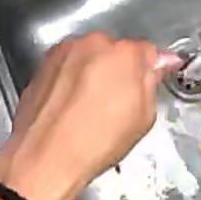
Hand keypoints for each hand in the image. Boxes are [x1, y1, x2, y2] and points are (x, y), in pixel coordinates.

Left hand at [0, 32, 180, 199]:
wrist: (44, 157)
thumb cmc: (97, 143)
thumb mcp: (142, 119)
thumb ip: (151, 84)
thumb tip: (157, 65)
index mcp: (126, 54)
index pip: (149, 51)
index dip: (153, 67)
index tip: (154, 77)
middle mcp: (97, 42)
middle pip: (117, 50)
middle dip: (120, 69)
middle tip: (117, 100)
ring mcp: (69, 48)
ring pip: (92, 54)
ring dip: (94, 70)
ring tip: (88, 104)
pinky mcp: (46, 59)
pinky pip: (69, 62)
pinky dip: (72, 75)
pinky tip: (69, 102)